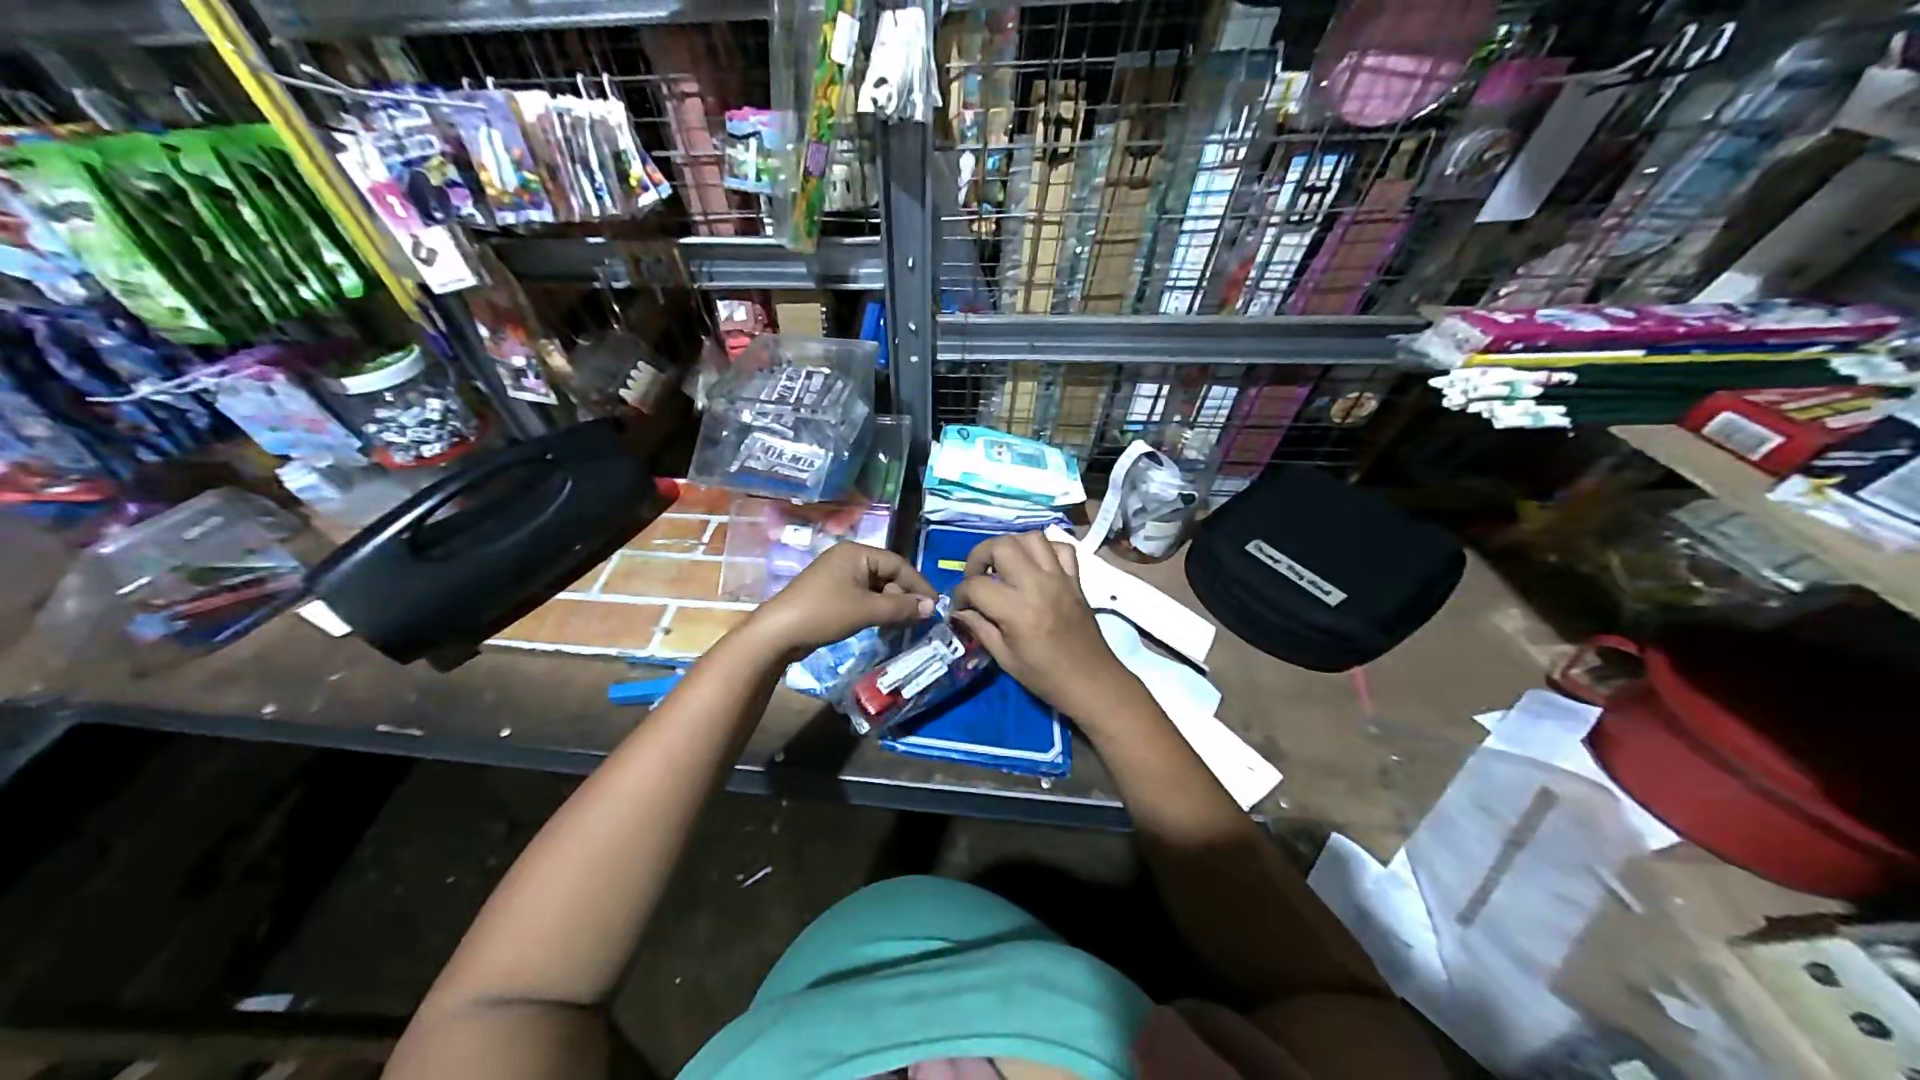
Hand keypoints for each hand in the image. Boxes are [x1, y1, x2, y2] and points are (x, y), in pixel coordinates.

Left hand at [744, 541, 936, 657]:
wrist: (778, 633)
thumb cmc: (824, 613)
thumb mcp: (867, 610)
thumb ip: (901, 607)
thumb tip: (930, 607)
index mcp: (856, 552)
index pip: (898, 564)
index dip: (918, 584)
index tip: (934, 605)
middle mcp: (848, 558)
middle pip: (887, 574)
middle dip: (904, 596)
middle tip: (919, 618)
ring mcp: (837, 576)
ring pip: (875, 587)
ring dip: (891, 605)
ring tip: (904, 624)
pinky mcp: (831, 593)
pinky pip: (862, 596)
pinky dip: (875, 609)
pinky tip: (883, 624)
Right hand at [951, 531, 1146, 723]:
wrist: (1091, 682)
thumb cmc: (1045, 677)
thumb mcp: (1004, 658)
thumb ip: (979, 627)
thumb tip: (958, 610)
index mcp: (1017, 610)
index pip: (976, 585)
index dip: (960, 594)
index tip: (960, 606)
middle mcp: (1037, 584)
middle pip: (1002, 545)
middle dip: (980, 556)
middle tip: (976, 576)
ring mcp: (1059, 578)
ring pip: (1031, 538)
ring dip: (1011, 546)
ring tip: (1003, 566)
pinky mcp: (1075, 579)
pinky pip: (1060, 548)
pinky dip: (1045, 550)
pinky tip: (1034, 566)